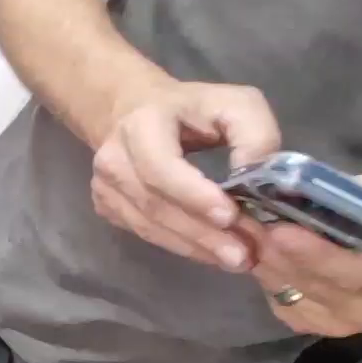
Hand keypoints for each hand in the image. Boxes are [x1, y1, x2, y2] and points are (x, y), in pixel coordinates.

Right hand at [91, 81, 282, 271]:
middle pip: (155, 205)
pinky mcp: (106, 208)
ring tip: (232, 259)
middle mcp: (112, 162)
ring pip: (148, 225)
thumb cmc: (190, 108)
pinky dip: (178, 245)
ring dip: (191, 246)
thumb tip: (258, 178)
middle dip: (200, 232)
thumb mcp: (234, 103)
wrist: (130, 112)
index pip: (160, 169)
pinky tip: (208, 251)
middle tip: (241, 254)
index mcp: (140, 128)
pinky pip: (143, 232)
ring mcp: (103, 189)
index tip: (230, 217)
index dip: (193, 195)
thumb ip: (254, 134)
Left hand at [249, 174, 361, 337]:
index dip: (313, 254)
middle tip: (244, 219)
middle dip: (273, 249)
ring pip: (285, 290)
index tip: (279, 231)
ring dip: (262, 258)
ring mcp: (334, 323)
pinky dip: (265, 271)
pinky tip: (257, 249)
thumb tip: (307, 187)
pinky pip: (276, 297)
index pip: (354, 273)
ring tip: (243, 228)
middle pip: (308, 281)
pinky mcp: (306, 324)